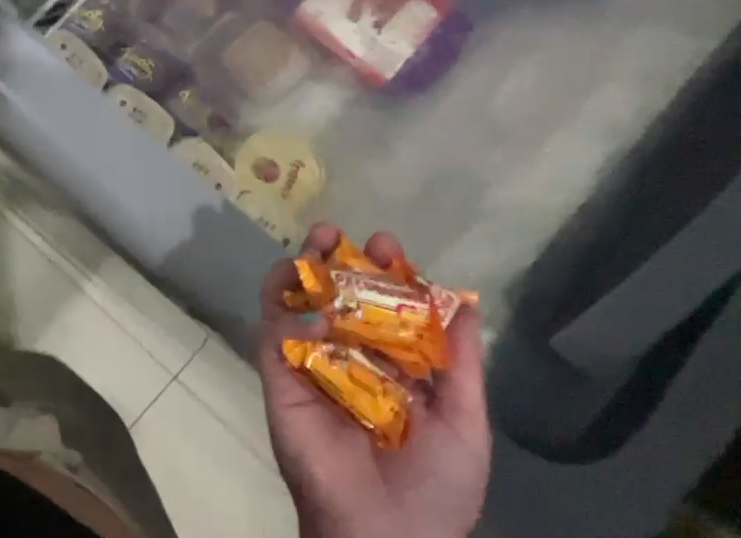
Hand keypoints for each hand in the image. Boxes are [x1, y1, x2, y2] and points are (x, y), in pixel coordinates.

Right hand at [258, 224, 491, 537]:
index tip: (388, 244)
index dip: (384, 274)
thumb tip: (466, 302)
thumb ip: (460, 364)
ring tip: (315, 243)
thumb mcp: (464, 422)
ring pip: (297, 304)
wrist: (385, 528)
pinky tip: (311, 306)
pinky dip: (286, 311)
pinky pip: (276, 334)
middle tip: (339, 233)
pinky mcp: (277, 373)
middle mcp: (346, 356)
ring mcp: (307, 362)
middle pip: (335, 297)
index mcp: (391, 367)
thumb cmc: (434, 483)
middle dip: (337, 261)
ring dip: (302, 271)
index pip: (383, 308)